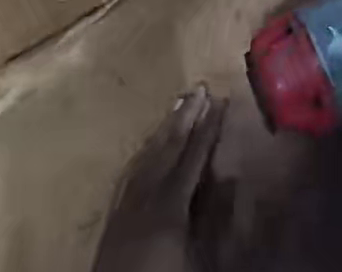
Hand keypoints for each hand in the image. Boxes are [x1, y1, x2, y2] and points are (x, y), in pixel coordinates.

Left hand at [92, 84, 229, 271]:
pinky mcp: (112, 218)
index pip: (194, 154)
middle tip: (199, 87)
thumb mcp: (199, 257)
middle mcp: (146, 196)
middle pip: (169, 147)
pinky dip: (141, 152)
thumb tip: (230, 176)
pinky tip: (146, 146)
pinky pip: (128, 173)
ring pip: (147, 156)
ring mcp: (125, 205)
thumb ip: (214, 216)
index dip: (209, 125)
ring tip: (177, 104)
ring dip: (164, 128)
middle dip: (185, 116)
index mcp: (171, 203)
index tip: (221, 98)